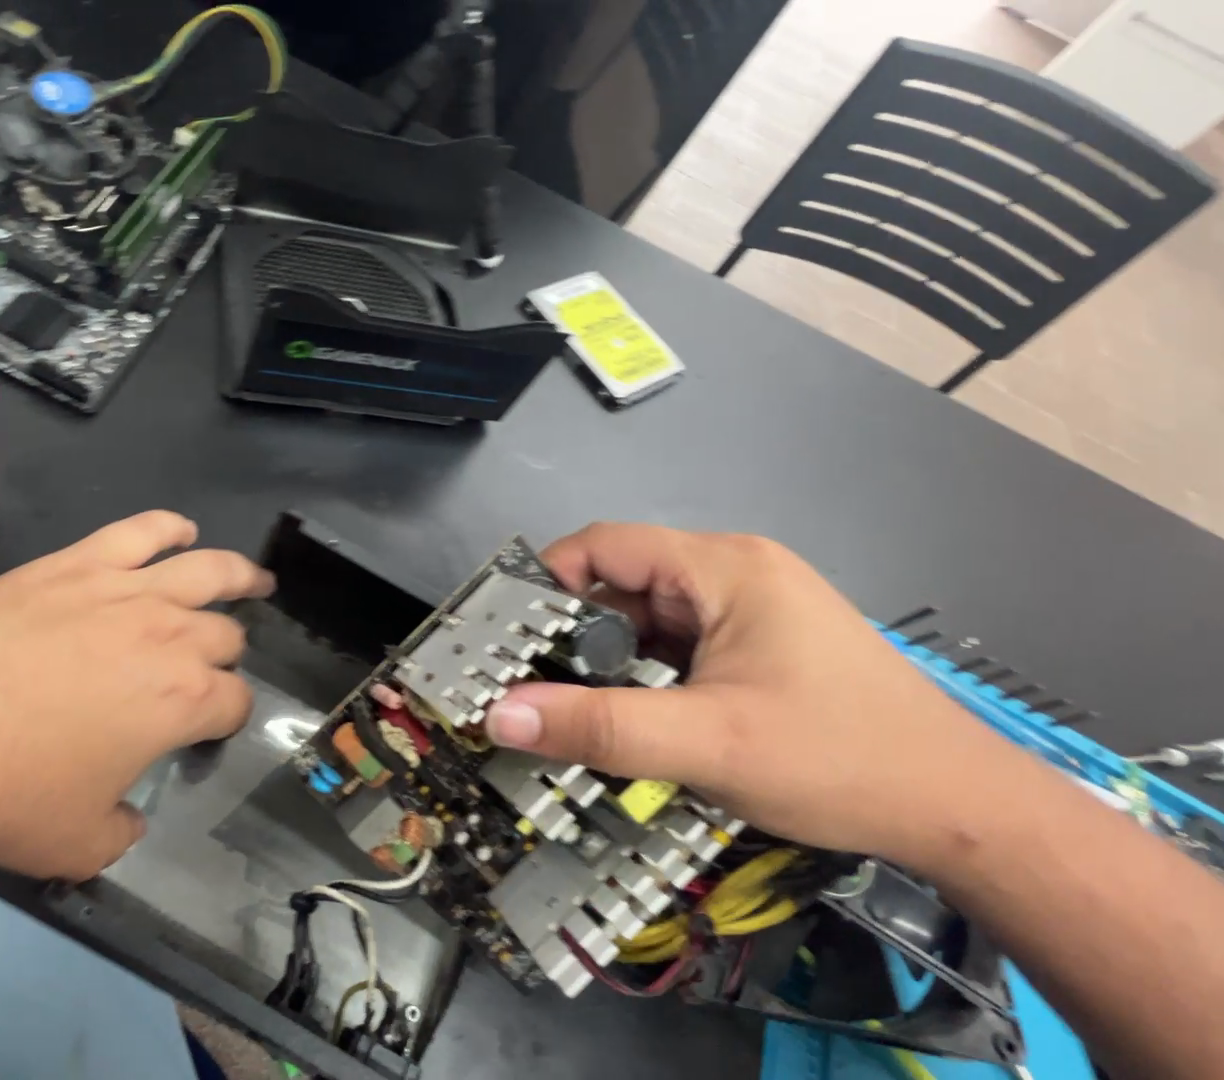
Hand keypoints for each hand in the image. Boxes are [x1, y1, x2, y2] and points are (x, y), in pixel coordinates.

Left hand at [0, 511, 272, 879]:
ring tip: (255, 580)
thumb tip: (127, 818)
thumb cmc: (1, 791)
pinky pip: (138, 531)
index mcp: (182, 701)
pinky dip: (168, 528)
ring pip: (204, 570)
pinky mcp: (74, 564)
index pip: (233, 703)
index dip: (228, 720)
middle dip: (225, 658)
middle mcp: (167, 635)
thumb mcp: (75, 844)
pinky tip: (181, 531)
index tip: (208, 733)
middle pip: (223, 636)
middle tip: (207, 673)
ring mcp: (121, 590)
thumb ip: (119, 832)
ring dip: (238, 575)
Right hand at [484, 524, 1026, 865]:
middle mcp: (734, 575)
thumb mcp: (707, 744)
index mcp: (724, 568)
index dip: (547, 581)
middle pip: (622, 584)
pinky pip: (676, 647)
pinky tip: (630, 716)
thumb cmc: (840, 759)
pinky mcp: (758, 648)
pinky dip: (643, 676)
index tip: (507, 636)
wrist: (962, 813)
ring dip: (608, 661)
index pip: (604, 546)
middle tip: (531, 686)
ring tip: (573, 708)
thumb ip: (599, 726)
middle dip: (573, 633)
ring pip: (647, 621)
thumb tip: (500, 715)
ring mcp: (749, 612)